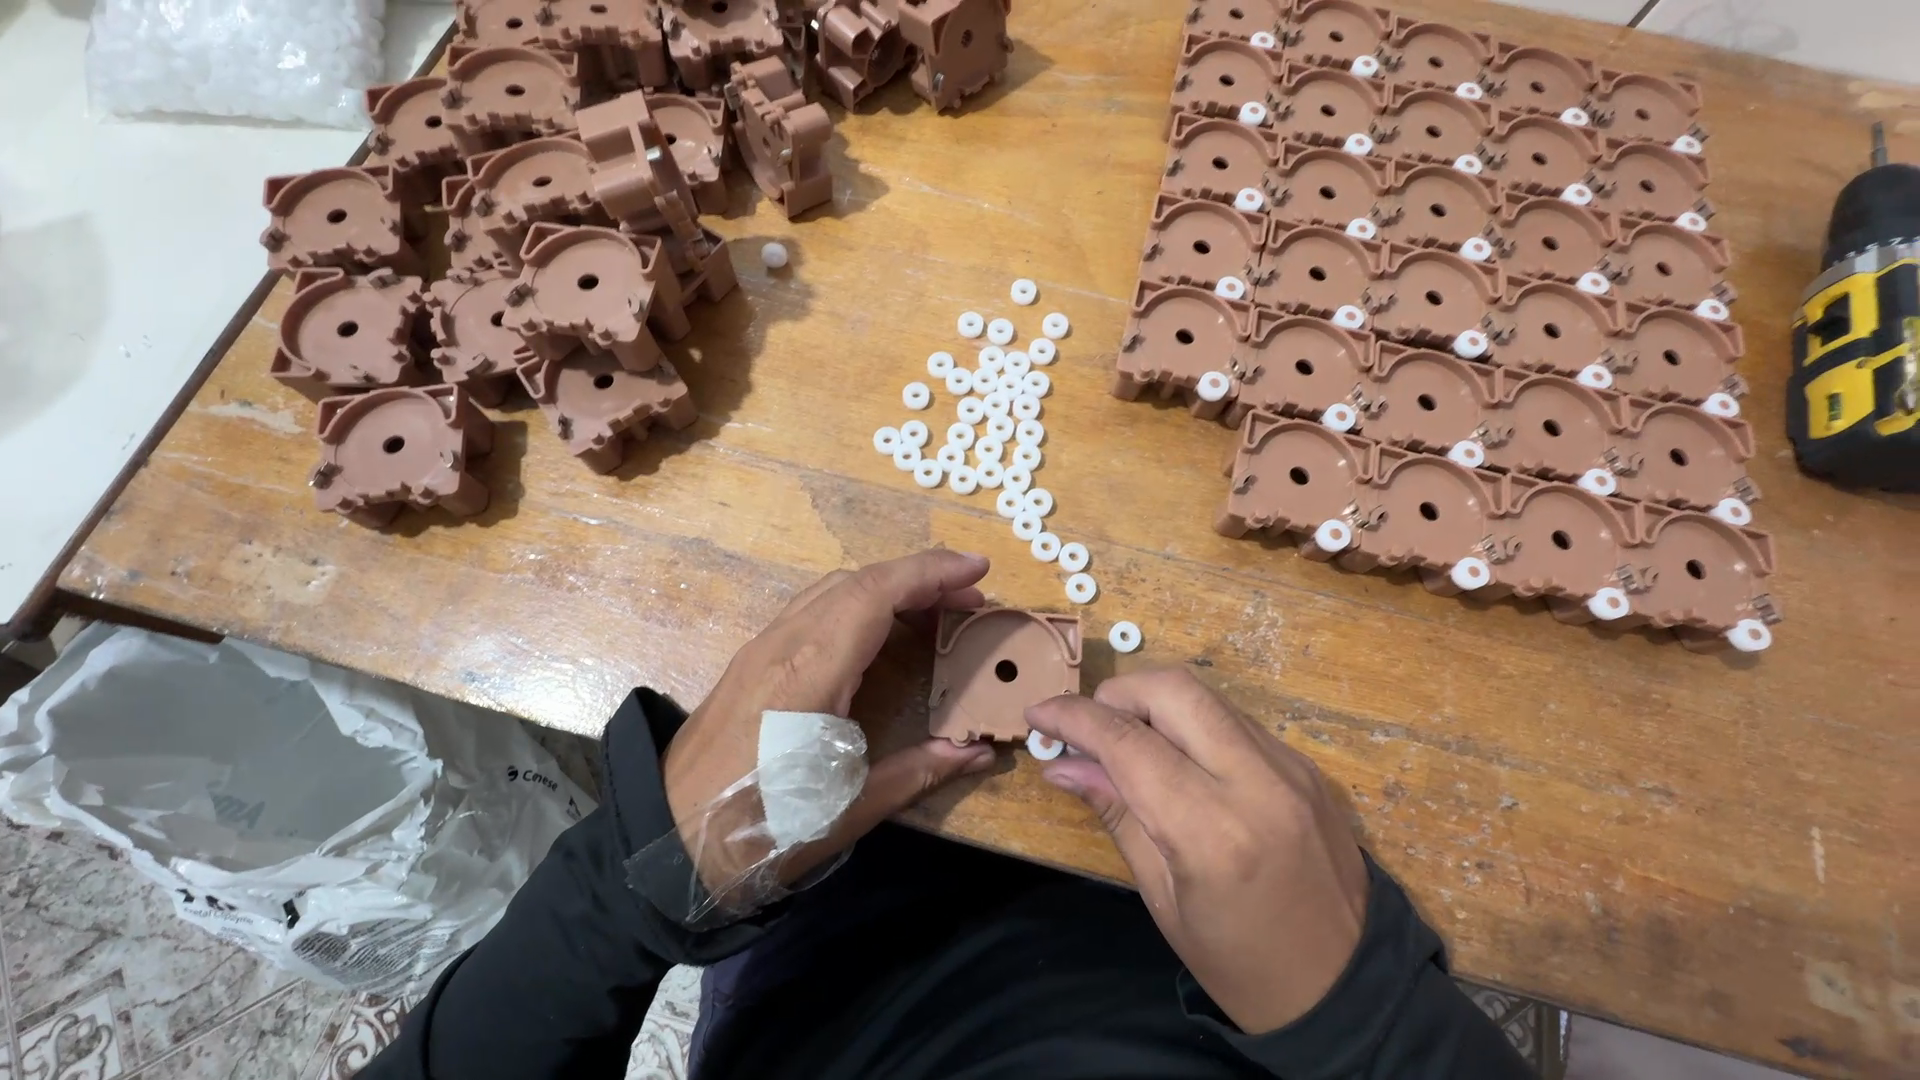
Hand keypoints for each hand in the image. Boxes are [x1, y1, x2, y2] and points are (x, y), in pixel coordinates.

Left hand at [664, 549, 997, 908]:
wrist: (669, 843)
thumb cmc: (762, 827)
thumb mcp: (849, 808)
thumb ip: (920, 771)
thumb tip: (979, 752)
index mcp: (810, 672)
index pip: (875, 593)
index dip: (931, 572)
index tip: (979, 568)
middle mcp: (783, 644)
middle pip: (857, 582)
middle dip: (920, 579)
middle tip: (970, 599)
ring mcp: (761, 647)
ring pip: (831, 591)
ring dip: (887, 589)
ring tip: (935, 614)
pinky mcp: (751, 661)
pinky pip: (812, 610)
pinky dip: (857, 605)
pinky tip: (879, 635)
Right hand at [1026, 669, 1368, 1033]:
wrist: (1350, 991)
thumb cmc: (1240, 964)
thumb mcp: (1163, 900)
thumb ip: (1116, 813)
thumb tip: (1062, 764)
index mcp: (1212, 831)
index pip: (1127, 743)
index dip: (1073, 718)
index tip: (1037, 713)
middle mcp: (1256, 782)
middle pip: (1172, 690)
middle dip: (1117, 693)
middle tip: (1088, 726)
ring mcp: (1289, 768)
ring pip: (1205, 697)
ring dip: (1153, 703)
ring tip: (1125, 741)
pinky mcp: (1305, 767)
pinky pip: (1234, 721)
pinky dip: (1191, 723)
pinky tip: (1176, 758)